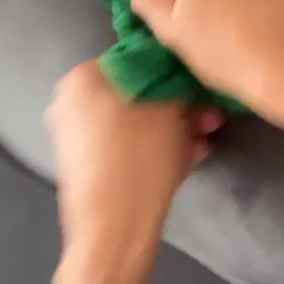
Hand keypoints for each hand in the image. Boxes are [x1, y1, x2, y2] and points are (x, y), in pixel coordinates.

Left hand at [44, 62, 221, 260]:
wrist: (114, 228)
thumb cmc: (141, 155)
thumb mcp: (172, 104)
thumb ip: (176, 75)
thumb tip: (183, 68)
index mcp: (84, 77)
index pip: (143, 55)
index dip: (181, 70)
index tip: (206, 86)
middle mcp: (72, 100)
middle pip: (142, 89)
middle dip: (182, 103)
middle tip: (212, 117)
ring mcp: (76, 134)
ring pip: (139, 117)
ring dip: (177, 125)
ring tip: (206, 140)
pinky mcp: (87, 162)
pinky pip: (130, 141)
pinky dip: (158, 144)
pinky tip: (190, 156)